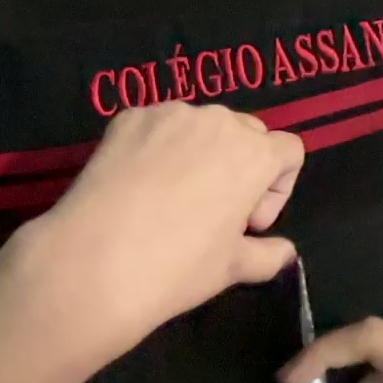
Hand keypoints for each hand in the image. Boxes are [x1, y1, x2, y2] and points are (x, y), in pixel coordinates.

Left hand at [25, 101, 304, 341]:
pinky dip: (159, 148)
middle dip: (241, 166)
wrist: (94, 262)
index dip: (276, 189)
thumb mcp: (231, 269)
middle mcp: (218, 121)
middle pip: (247, 133)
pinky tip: (138, 186)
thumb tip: (285, 253)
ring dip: (200, 154)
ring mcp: (170, 114)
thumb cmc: (176, 267)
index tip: (248, 224)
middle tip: (214, 211)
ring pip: (201, 126)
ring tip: (171, 198)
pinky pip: (159, 126)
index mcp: (254, 153)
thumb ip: (267, 255)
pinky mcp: (129, 117)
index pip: (288, 151)